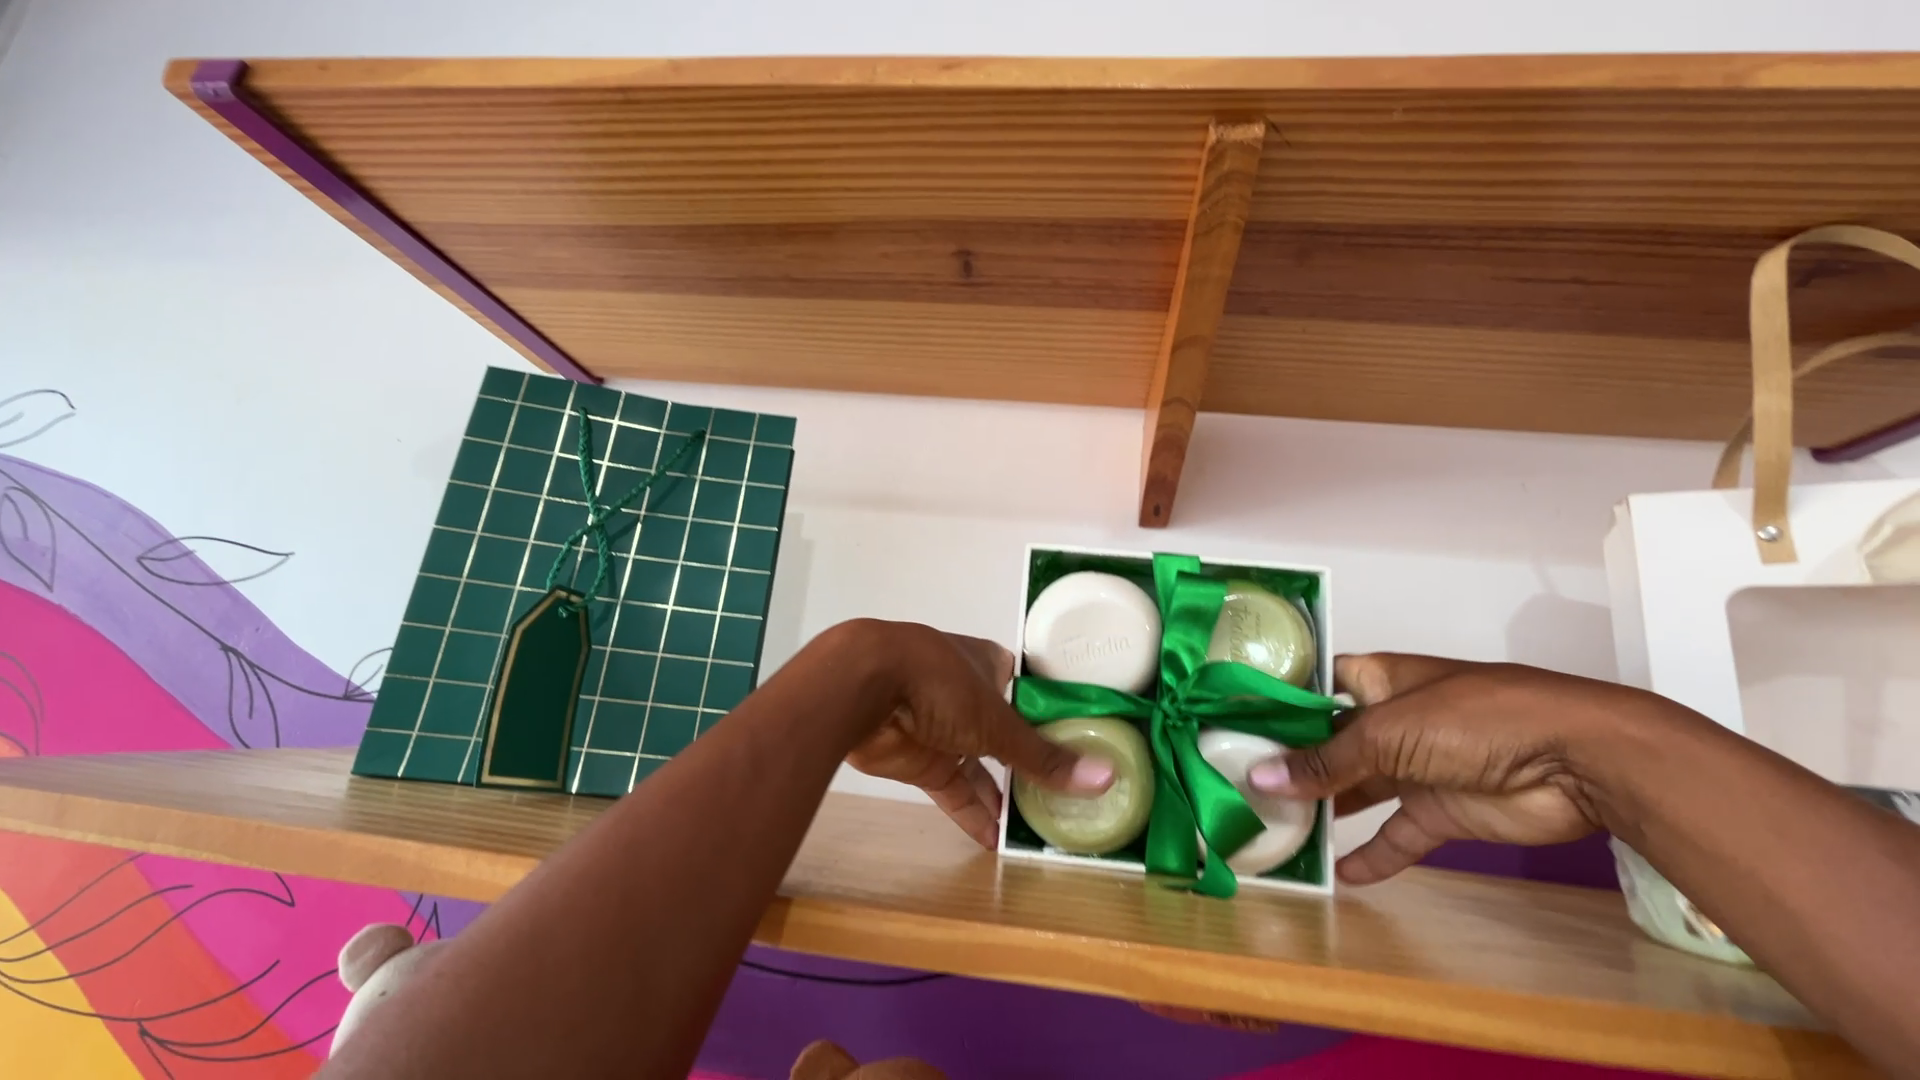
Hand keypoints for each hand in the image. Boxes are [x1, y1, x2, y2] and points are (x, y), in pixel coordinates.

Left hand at [842, 623, 1113, 849]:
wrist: (861, 689)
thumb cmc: (939, 684)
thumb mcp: (999, 722)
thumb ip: (1045, 756)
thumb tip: (1106, 777)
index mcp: (989, 666)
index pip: (1029, 694)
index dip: (1053, 721)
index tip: (1085, 750)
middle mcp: (967, 695)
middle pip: (1005, 735)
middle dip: (1029, 765)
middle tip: (1067, 798)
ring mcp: (940, 729)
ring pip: (979, 767)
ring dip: (1003, 796)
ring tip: (1041, 828)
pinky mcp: (917, 760)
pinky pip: (952, 790)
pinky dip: (972, 813)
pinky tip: (997, 841)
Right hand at [1245, 654, 1676, 884]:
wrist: (1577, 761)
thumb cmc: (1473, 718)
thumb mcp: (1388, 732)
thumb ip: (1325, 760)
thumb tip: (1259, 777)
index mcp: (1377, 681)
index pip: (1316, 687)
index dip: (1278, 703)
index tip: (1231, 724)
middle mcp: (1390, 721)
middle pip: (1330, 742)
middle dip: (1291, 762)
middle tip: (1239, 784)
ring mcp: (1416, 767)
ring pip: (1357, 790)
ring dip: (1323, 808)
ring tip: (1272, 826)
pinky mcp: (1442, 811)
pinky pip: (1397, 835)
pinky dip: (1372, 855)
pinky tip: (1338, 874)